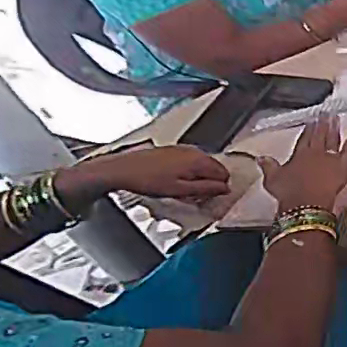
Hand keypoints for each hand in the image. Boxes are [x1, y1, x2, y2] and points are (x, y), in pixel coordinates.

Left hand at [59, 146, 230, 207]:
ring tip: (180, 189)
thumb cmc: (146, 180)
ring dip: (197, 178)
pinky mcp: (173, 150)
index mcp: (199, 161)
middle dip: (208, 182)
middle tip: (193, 195)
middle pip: (214, 169)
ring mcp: (183, 149)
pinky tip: (172, 180)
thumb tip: (224, 188)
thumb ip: (206, 189)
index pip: (223, 175)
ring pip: (202, 166)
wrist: (122, 169)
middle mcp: (194, 152)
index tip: (207, 197)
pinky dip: (187, 172)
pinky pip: (190, 162)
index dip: (218, 188)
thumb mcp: (180, 191)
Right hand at [257, 115, 346, 212]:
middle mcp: (316, 153)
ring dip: (335, 127)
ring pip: (334, 138)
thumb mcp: (273, 179)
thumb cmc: (291, 194)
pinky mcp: (343, 166)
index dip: (309, 127)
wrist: (306, 204)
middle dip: (323, 122)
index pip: (305, 137)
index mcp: (300, 154)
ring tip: (337, 118)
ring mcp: (330, 158)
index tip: (312, 120)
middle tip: (327, 113)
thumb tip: (262, 159)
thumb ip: (269, 166)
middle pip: (320, 134)